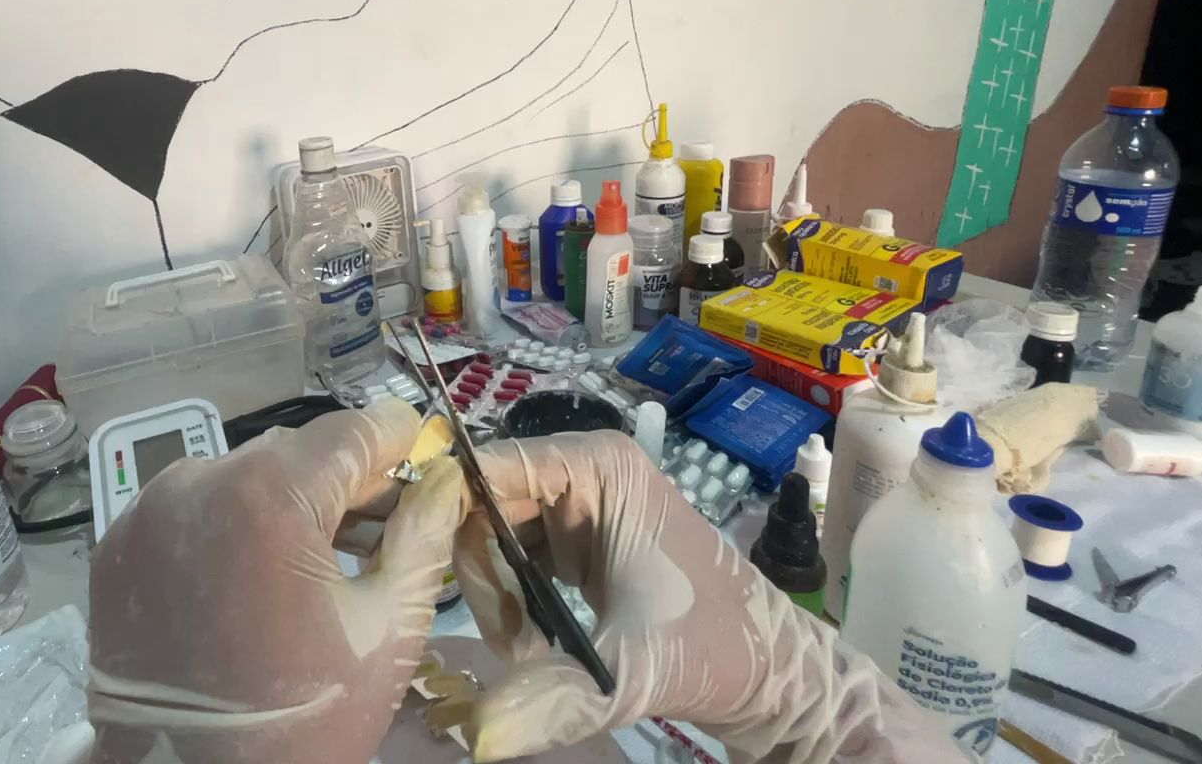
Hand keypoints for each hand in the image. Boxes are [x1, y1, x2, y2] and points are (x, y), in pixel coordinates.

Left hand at [86, 399, 464, 763]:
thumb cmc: (300, 720)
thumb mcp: (385, 632)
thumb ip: (422, 537)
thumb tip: (444, 478)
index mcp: (266, 495)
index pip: (348, 432)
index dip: (394, 436)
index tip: (420, 447)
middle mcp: (197, 480)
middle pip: (296, 453)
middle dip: (346, 477)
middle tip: (383, 516)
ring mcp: (148, 508)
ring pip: (244, 473)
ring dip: (288, 498)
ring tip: (322, 549)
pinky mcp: (119, 540)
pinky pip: (198, 504)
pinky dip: (234, 519)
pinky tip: (259, 567)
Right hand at [456, 431, 962, 762]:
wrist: (779, 679)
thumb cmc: (721, 649)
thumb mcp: (637, 668)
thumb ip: (556, 695)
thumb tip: (476, 736)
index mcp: (595, 465)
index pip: (491, 464)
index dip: (449, 506)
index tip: (421, 566)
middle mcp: (579, 470)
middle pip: (484, 502)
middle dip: (485, 576)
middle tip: (510, 645)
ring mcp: (574, 503)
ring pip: (490, 532)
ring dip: (497, 595)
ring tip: (528, 654)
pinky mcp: (573, 536)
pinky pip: (511, 555)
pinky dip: (511, 599)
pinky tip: (533, 644)